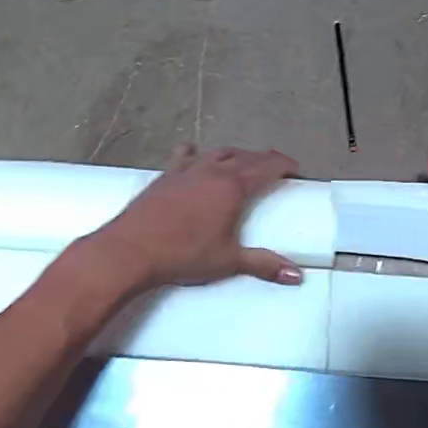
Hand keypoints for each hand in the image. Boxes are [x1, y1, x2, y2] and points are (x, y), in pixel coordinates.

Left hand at [86, 144, 304, 289]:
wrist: (131, 250)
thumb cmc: (183, 255)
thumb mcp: (229, 261)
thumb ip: (264, 265)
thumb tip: (296, 275)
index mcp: (233, 187)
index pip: (268, 166)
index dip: (285, 164)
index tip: (296, 170)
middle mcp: (211, 171)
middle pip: (245, 156)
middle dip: (264, 160)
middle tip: (275, 168)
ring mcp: (186, 170)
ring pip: (218, 152)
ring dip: (235, 154)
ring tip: (242, 163)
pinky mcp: (165, 175)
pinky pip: (186, 155)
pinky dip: (197, 153)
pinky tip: (195, 156)